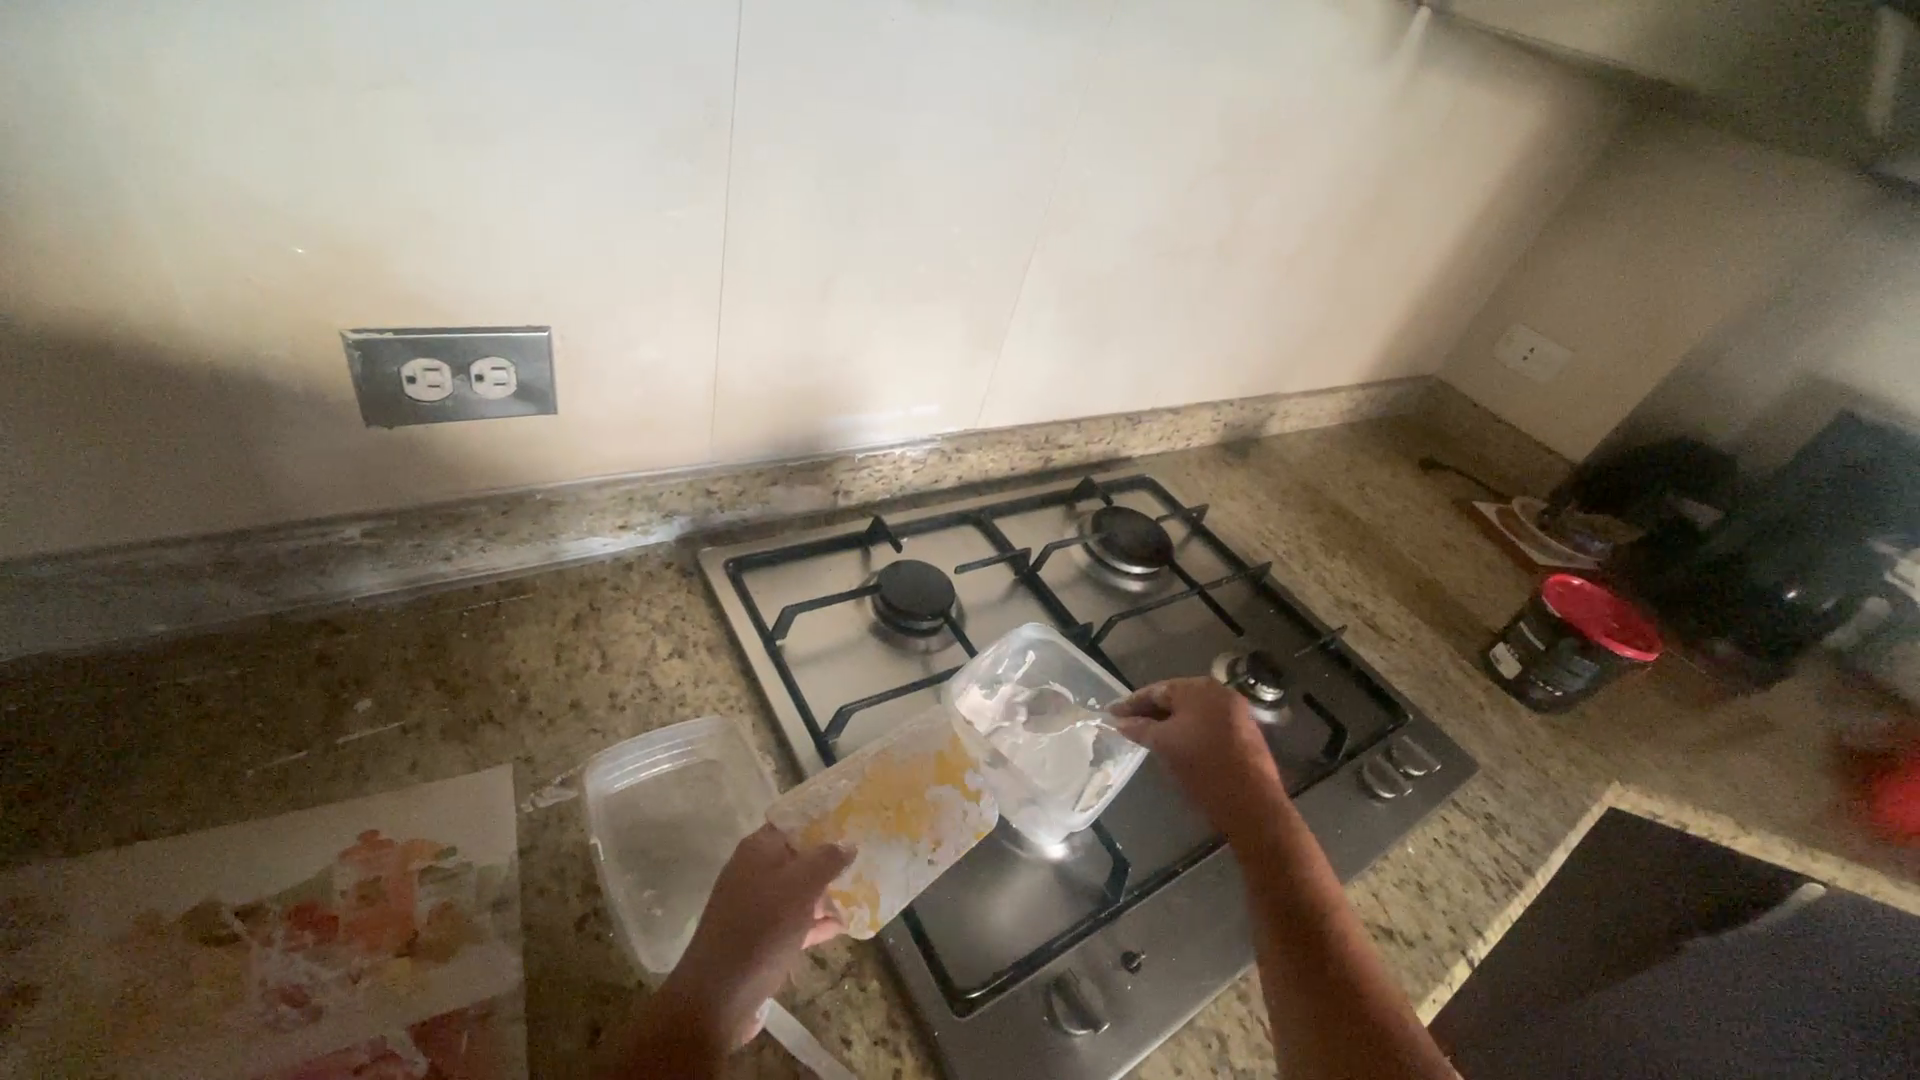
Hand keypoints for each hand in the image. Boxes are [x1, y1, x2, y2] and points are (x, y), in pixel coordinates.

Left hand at [655, 824, 854, 1047]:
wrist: (717, 998)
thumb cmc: (760, 929)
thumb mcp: (800, 888)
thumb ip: (826, 860)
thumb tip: (847, 843)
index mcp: (758, 850)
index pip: (793, 821)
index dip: (822, 818)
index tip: (853, 820)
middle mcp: (754, 872)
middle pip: (798, 855)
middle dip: (830, 858)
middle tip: (866, 857)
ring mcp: (756, 906)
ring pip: (798, 890)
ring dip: (827, 892)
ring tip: (863, 890)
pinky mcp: (761, 937)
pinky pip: (794, 920)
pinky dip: (816, 921)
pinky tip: (844, 925)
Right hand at [1110, 677, 1286, 836]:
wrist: (1251, 803)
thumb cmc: (1202, 766)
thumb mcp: (1163, 744)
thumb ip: (1139, 727)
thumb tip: (1120, 722)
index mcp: (1198, 688)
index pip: (1156, 690)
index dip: (1131, 703)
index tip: (1110, 713)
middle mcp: (1220, 692)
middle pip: (1176, 699)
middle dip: (1150, 712)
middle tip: (1125, 724)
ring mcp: (1236, 712)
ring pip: (1193, 713)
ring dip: (1169, 722)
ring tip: (1146, 735)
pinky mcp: (1244, 732)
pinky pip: (1208, 724)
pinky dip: (1189, 731)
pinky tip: (1175, 744)